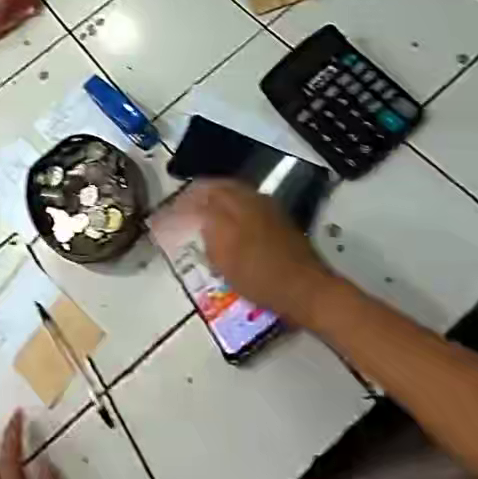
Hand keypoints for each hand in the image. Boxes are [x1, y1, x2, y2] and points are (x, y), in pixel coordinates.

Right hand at [155, 179, 339, 326]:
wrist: (307, 291)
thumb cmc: (260, 276)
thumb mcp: (223, 256)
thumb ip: (207, 228)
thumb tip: (197, 215)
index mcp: (236, 204)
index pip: (202, 192)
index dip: (183, 201)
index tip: (170, 212)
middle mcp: (252, 199)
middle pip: (219, 187)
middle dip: (199, 194)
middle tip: (184, 208)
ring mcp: (269, 209)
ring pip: (235, 194)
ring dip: (216, 199)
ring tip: (203, 214)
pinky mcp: (280, 222)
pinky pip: (248, 205)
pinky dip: (232, 208)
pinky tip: (229, 225)